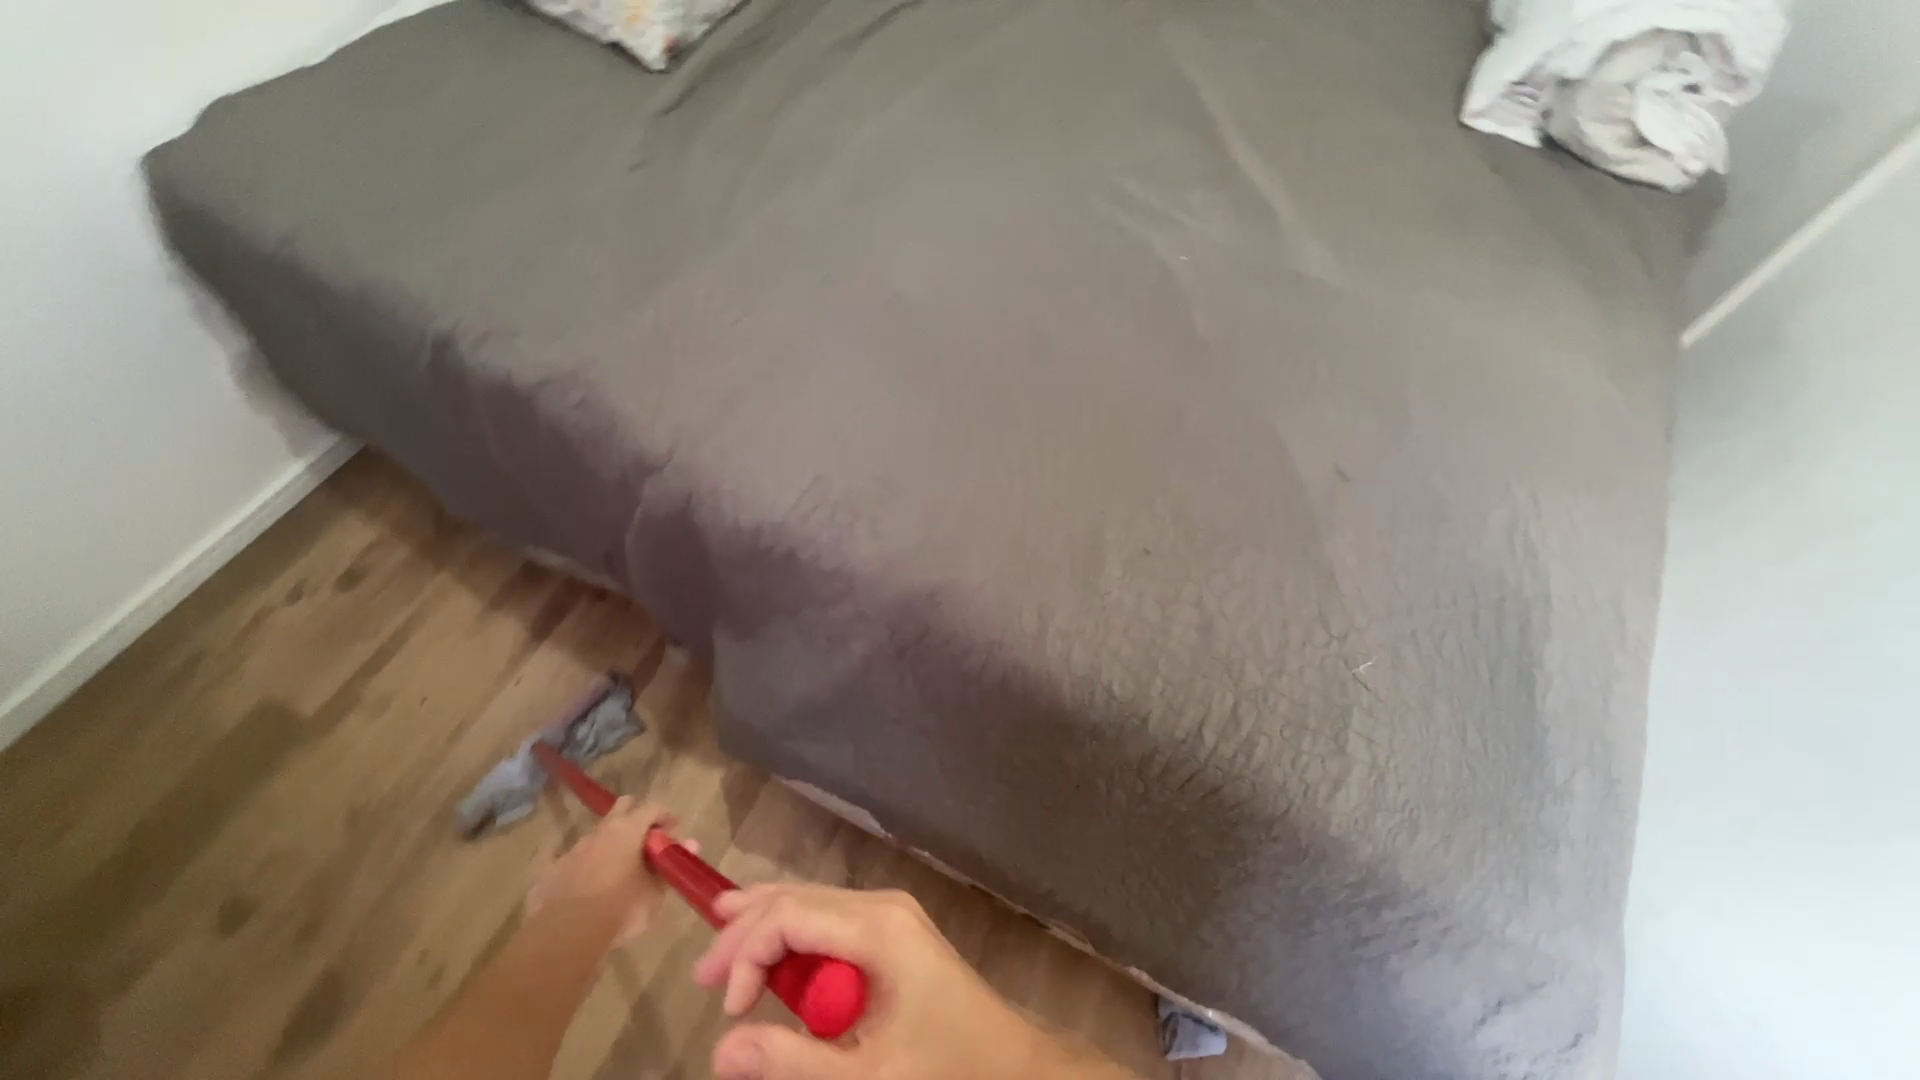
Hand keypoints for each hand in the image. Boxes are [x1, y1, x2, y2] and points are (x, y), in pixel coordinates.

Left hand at [525, 797, 678, 943]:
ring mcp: (574, 848)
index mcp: (628, 829)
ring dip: (611, 844)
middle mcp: (601, 831)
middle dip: (636, 817)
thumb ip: (670, 865)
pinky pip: (576, 859)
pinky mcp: (554, 869)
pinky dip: (588, 865)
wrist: (566, 934)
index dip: (666, 815)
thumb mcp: (655, 891)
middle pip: (622, 808)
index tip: (674, 829)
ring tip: (620, 870)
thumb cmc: (620, 908)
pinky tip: (592, 886)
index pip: (652, 807)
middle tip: (646, 841)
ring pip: (598, 834)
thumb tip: (690, 844)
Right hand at [692, 884, 1088, 1079]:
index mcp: (878, 928)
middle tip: (700, 973)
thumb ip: (790, 1060)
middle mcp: (882, 906)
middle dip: (745, 931)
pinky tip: (772, 950)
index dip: (747, 954)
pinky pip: (830, 920)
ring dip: (766, 926)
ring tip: (721, 941)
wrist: (1012, 1063)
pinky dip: (795, 935)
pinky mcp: (893, 929)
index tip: (726, 1008)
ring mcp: (891, 914)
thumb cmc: (944, 1065)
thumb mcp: (865, 1074)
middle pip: (797, 900)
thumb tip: (721, 1047)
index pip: (790, 916)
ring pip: (812, 903)